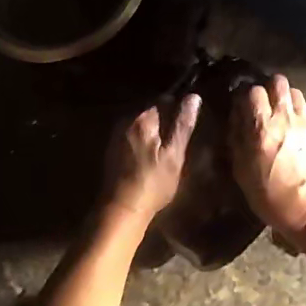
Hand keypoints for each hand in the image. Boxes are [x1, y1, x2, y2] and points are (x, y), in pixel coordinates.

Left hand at [104, 95, 200, 219]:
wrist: (121, 209)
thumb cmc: (153, 183)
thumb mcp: (174, 155)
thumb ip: (183, 124)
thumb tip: (193, 97)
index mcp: (143, 118)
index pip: (164, 98)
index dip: (177, 108)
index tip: (185, 123)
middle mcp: (126, 119)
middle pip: (150, 108)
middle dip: (164, 118)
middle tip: (176, 140)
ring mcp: (116, 132)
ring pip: (140, 120)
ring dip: (152, 129)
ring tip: (164, 148)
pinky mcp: (112, 145)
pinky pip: (131, 132)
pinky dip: (141, 137)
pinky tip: (148, 155)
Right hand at [231, 74, 305, 237]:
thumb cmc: (268, 194)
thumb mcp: (241, 169)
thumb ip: (236, 137)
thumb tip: (235, 115)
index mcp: (261, 126)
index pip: (254, 91)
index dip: (247, 95)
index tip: (244, 104)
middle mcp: (284, 117)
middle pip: (278, 82)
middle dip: (269, 88)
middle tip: (265, 102)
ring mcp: (304, 122)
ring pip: (295, 92)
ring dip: (286, 98)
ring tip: (281, 112)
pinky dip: (300, 113)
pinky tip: (296, 127)